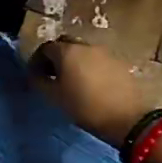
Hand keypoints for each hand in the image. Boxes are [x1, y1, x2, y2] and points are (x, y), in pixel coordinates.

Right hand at [31, 39, 152, 145]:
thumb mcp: (55, 98)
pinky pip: (97, 60)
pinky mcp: (119, 62)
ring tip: (72, 82)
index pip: (45, 48)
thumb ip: (40, 82)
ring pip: (83, 52)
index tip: (35, 75)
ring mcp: (105, 52)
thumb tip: (34, 74)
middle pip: (65, 44)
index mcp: (67, 51)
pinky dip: (89, 67)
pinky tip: (90, 85)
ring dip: (74, 62)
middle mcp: (86, 46)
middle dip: (56, 57)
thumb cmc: (85, 107)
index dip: (37, 60)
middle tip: (52, 76)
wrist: (127, 118)